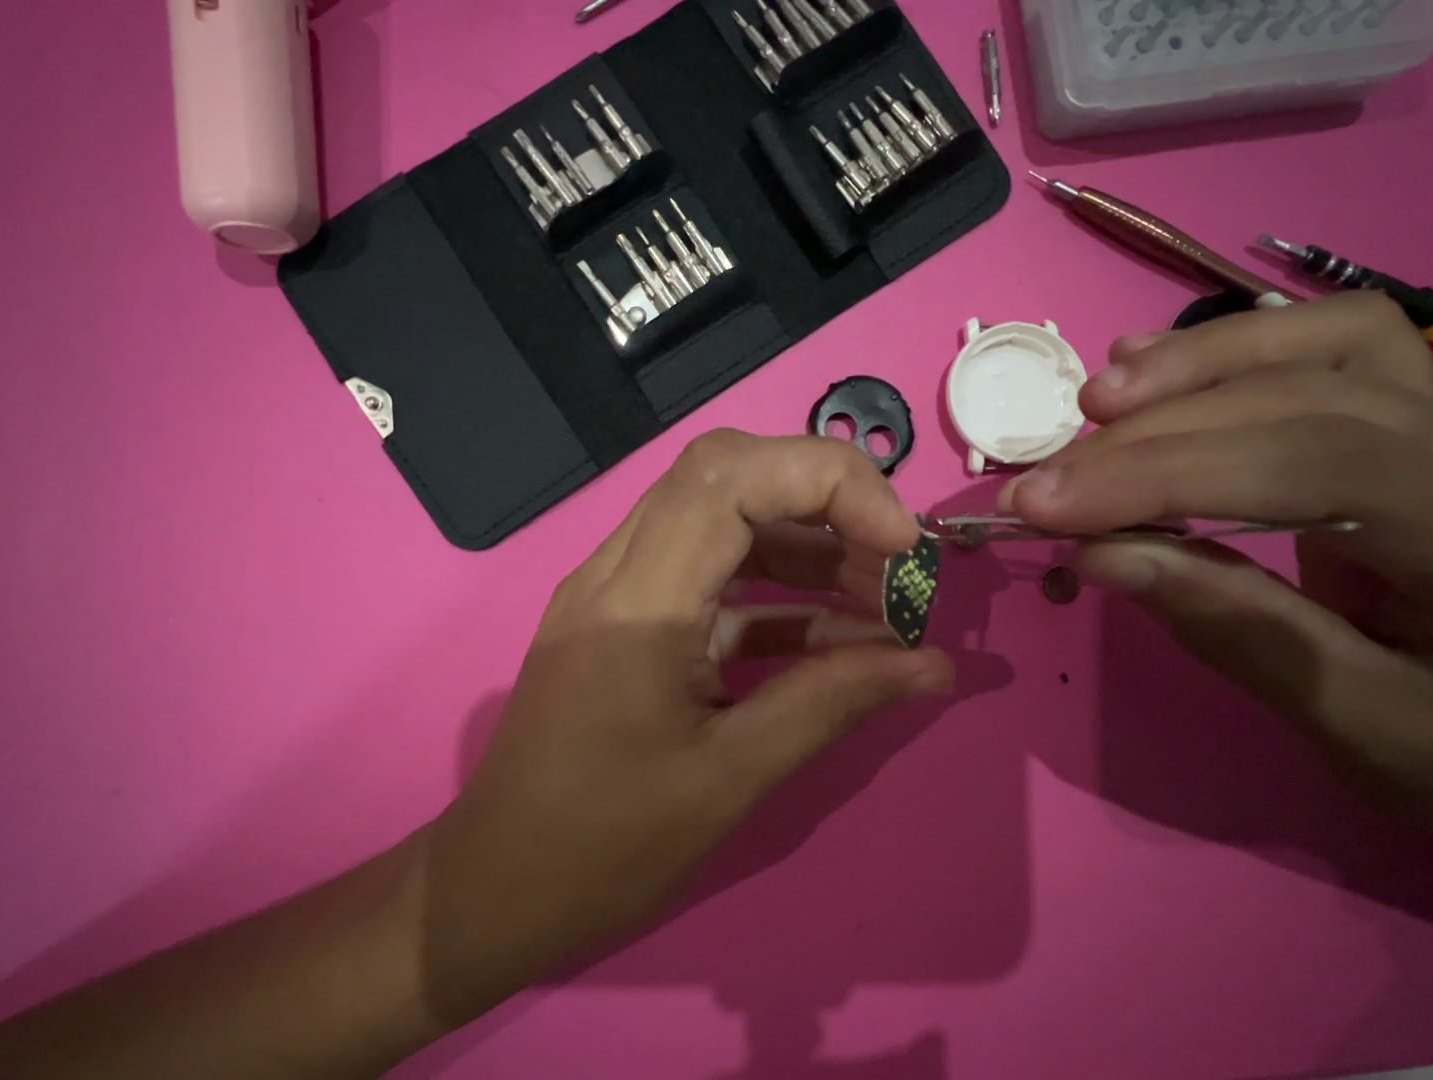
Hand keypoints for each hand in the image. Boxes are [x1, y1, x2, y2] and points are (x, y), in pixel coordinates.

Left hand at [418, 431, 953, 1024]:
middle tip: (895, 559)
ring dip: (805, 547)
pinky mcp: (625, 624)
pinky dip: (774, 594)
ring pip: (719, 523)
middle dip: (823, 500)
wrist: (498, 890)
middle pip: (724, 477)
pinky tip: (835, 636)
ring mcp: (616, 595)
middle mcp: (618, 573)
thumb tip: (934, 665)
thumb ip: (834, 704)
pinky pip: (707, 580)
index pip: (730, 476)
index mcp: (638, 600)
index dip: (830, 482)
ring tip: (882, 598)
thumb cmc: (605, 847)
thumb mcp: (732, 776)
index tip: (901, 543)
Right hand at [1002, 294, 1432, 949]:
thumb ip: (1239, 633)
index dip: (1167, 473)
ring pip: (1324, 343)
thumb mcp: (1368, 734)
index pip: (1322, 463)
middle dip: (1153, 436)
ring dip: (1192, 369)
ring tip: (1091, 410)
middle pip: (1306, 396)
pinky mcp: (1427, 428)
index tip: (1046, 507)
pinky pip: (1329, 356)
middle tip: (1040, 485)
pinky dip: (1228, 356)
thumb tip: (1101, 556)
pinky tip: (1150, 378)